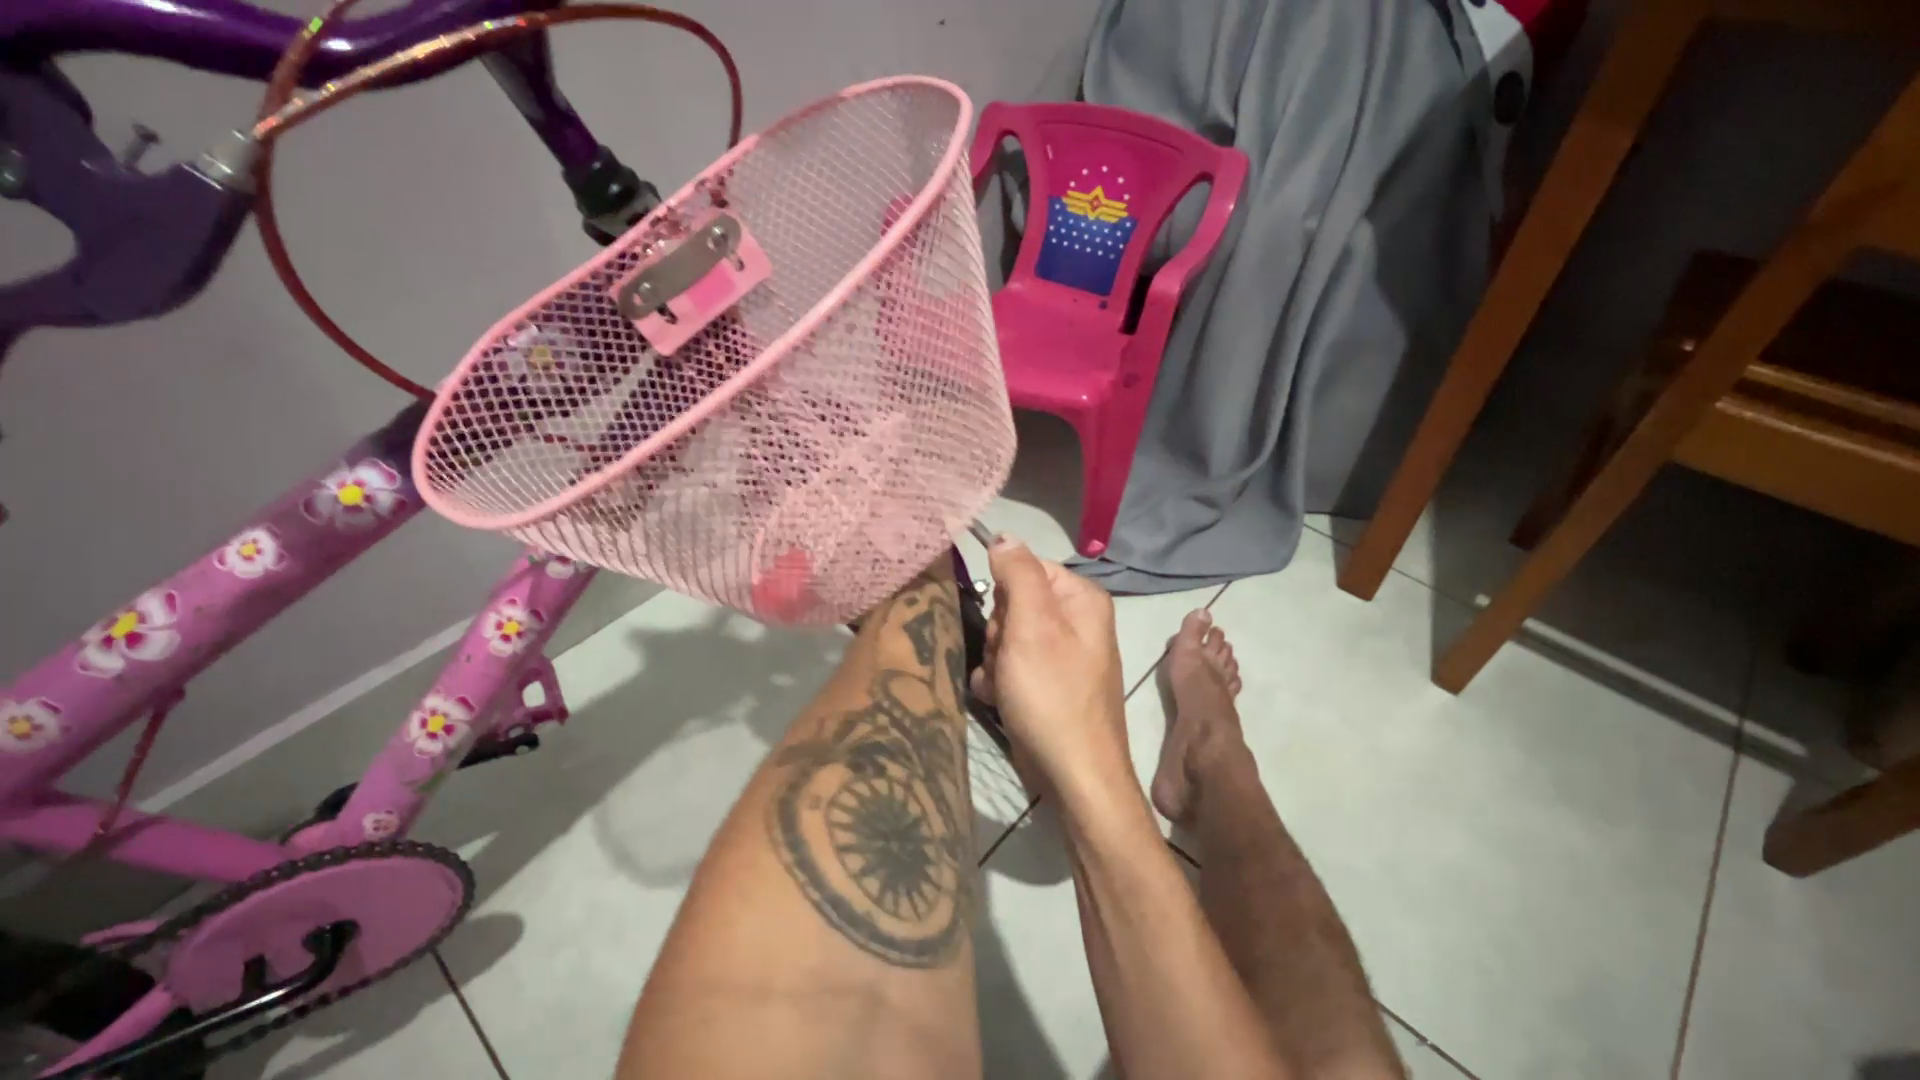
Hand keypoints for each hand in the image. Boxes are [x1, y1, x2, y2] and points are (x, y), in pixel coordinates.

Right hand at [970, 538, 1135, 811]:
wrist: (1074, 774)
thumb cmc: (1052, 695)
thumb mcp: (1031, 626)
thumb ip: (1018, 574)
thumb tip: (1004, 534)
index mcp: (1080, 598)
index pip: (1025, 567)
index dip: (1004, 595)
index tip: (1006, 624)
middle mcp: (1076, 621)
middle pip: (1013, 603)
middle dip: (999, 632)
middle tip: (1007, 660)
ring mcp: (1063, 655)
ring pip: (1006, 637)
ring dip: (995, 660)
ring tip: (1005, 686)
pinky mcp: (1048, 684)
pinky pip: (1011, 666)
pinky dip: (1000, 681)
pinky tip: (1001, 699)